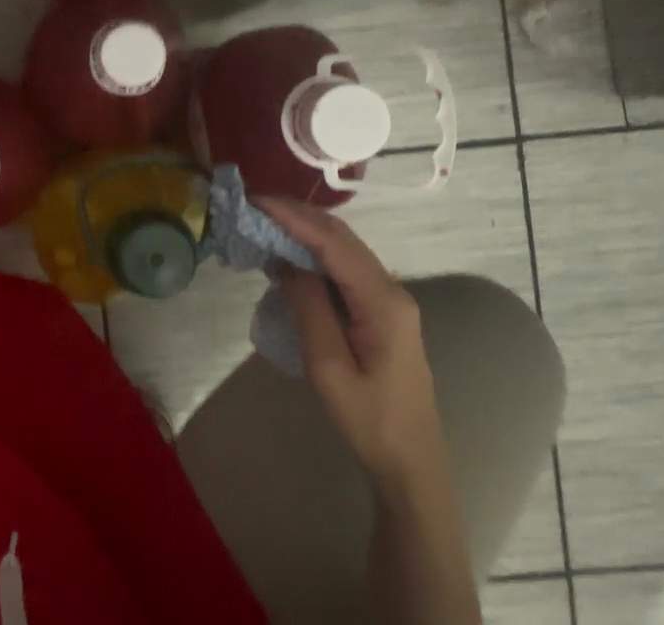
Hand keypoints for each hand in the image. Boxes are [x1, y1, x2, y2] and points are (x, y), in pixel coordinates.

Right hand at [259, 198, 449, 493]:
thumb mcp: (329, 368)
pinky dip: (313, 254)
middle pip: (342, 238)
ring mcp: (388, 300)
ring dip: (304, 232)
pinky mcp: (379, 312)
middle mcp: (390, 291)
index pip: (334, 243)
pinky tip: (287, 256)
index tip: (255, 202)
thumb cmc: (369, 420)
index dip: (294, 218)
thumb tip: (286, 261)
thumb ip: (310, 309)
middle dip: (297, 215)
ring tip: (262, 223)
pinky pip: (344, 270)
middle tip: (252, 204)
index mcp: (383, 302)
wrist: (411, 461)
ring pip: (343, 251)